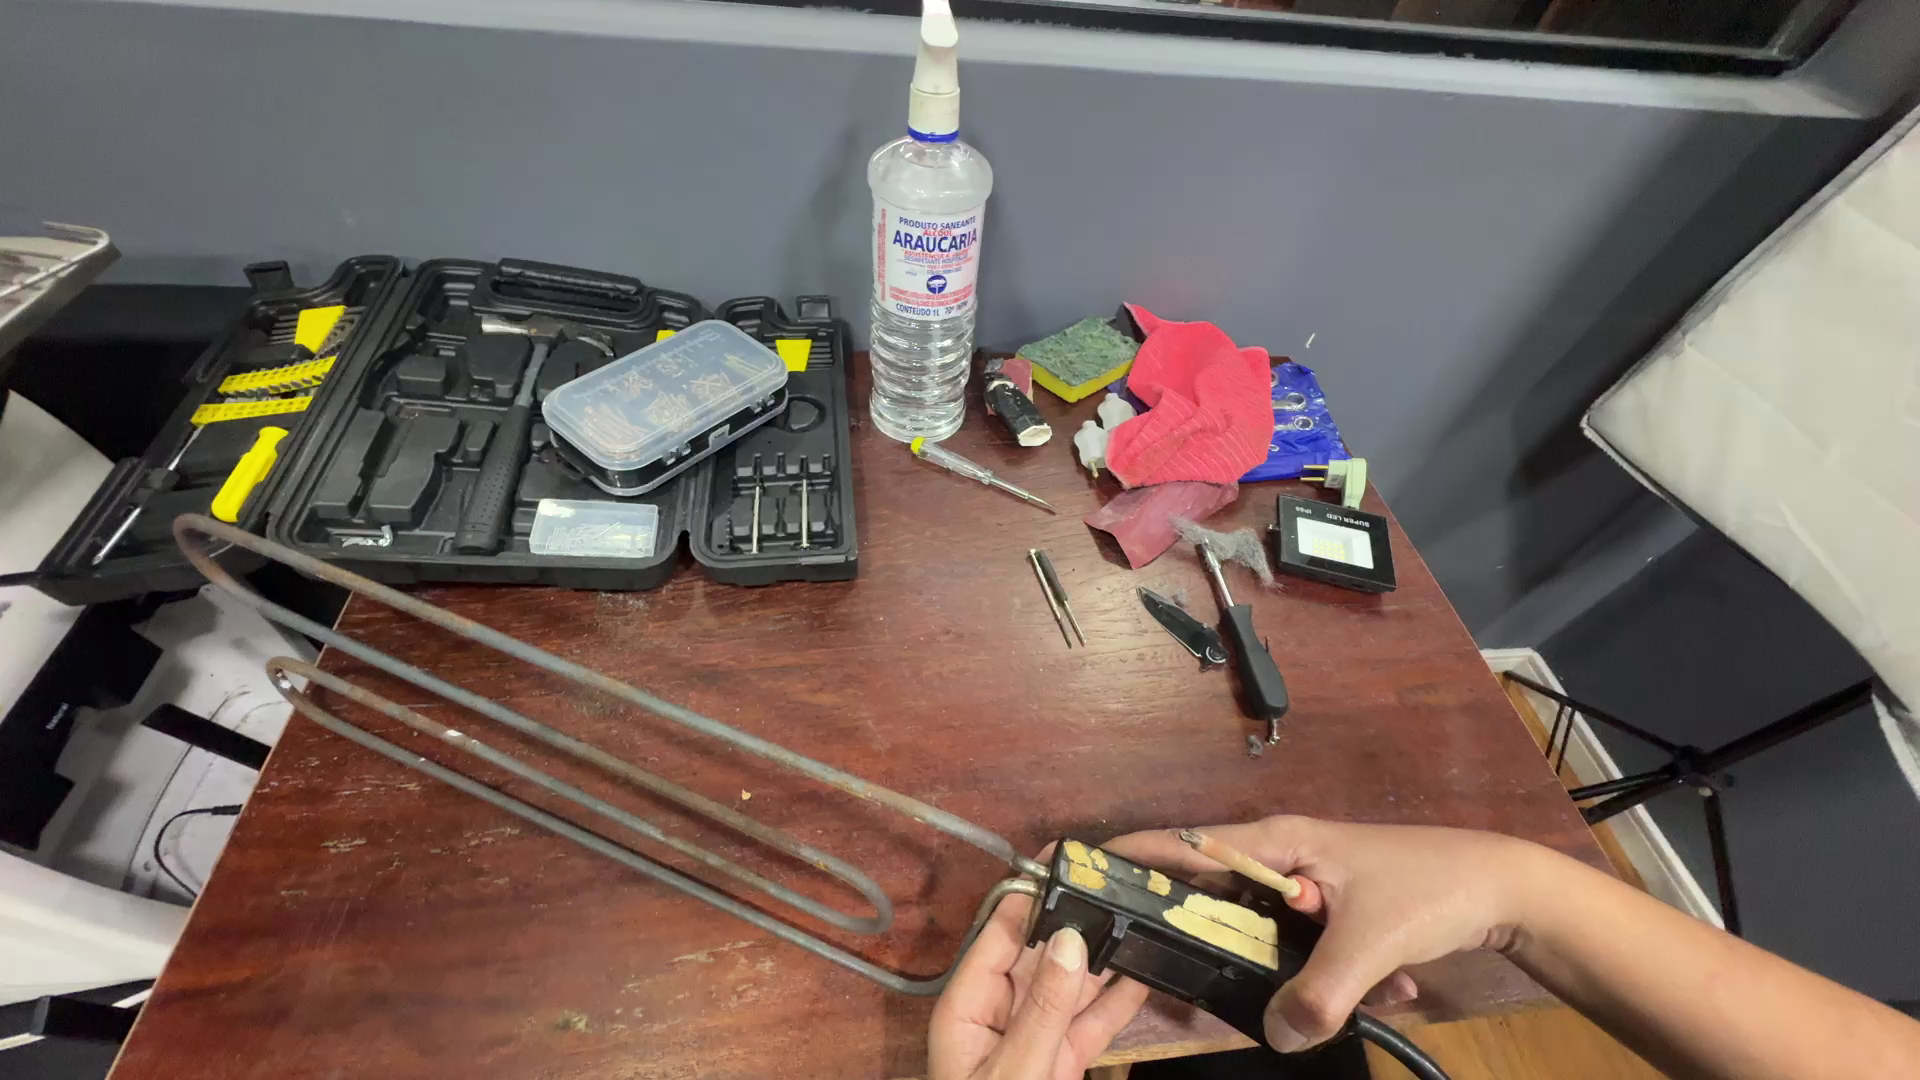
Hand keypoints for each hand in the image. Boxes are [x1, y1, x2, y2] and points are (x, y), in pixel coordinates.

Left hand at [928, 889, 1149, 1079]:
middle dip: (1077, 921)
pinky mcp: (1061, 1063)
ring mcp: (1033, 1036)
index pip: (1003, 932)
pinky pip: (1090, 1022)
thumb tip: (1070, 937)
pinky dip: (1115, 1001)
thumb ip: (1045, 1007)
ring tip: (1140, 918)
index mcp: (970, 1002)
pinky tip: (1145, 974)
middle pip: (1041, 952)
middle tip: (1120, 886)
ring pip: (1070, 984)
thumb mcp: (1016, 1072)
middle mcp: (1000, 1009)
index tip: (1072, 860)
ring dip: (1103, 956)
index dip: (1034, 895)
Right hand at [1104, 816, 1545, 1052]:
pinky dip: (1334, 975)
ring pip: (1266, 929)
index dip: (1139, 851)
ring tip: (1340, 991)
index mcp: (1276, 842)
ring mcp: (1306, 883)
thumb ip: (1321, 991)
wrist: (1503, 887)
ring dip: (1294, 968)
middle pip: (1218, 892)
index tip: (1091, 864)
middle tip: (1181, 970)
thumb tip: (1274, 1035)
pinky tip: (1389, 990)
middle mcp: (1281, 858)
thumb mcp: (1371, 941)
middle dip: (1209, 934)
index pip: (1189, 841)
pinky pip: (1306, 945)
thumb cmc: (1425, 888)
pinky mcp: (1331, 909)